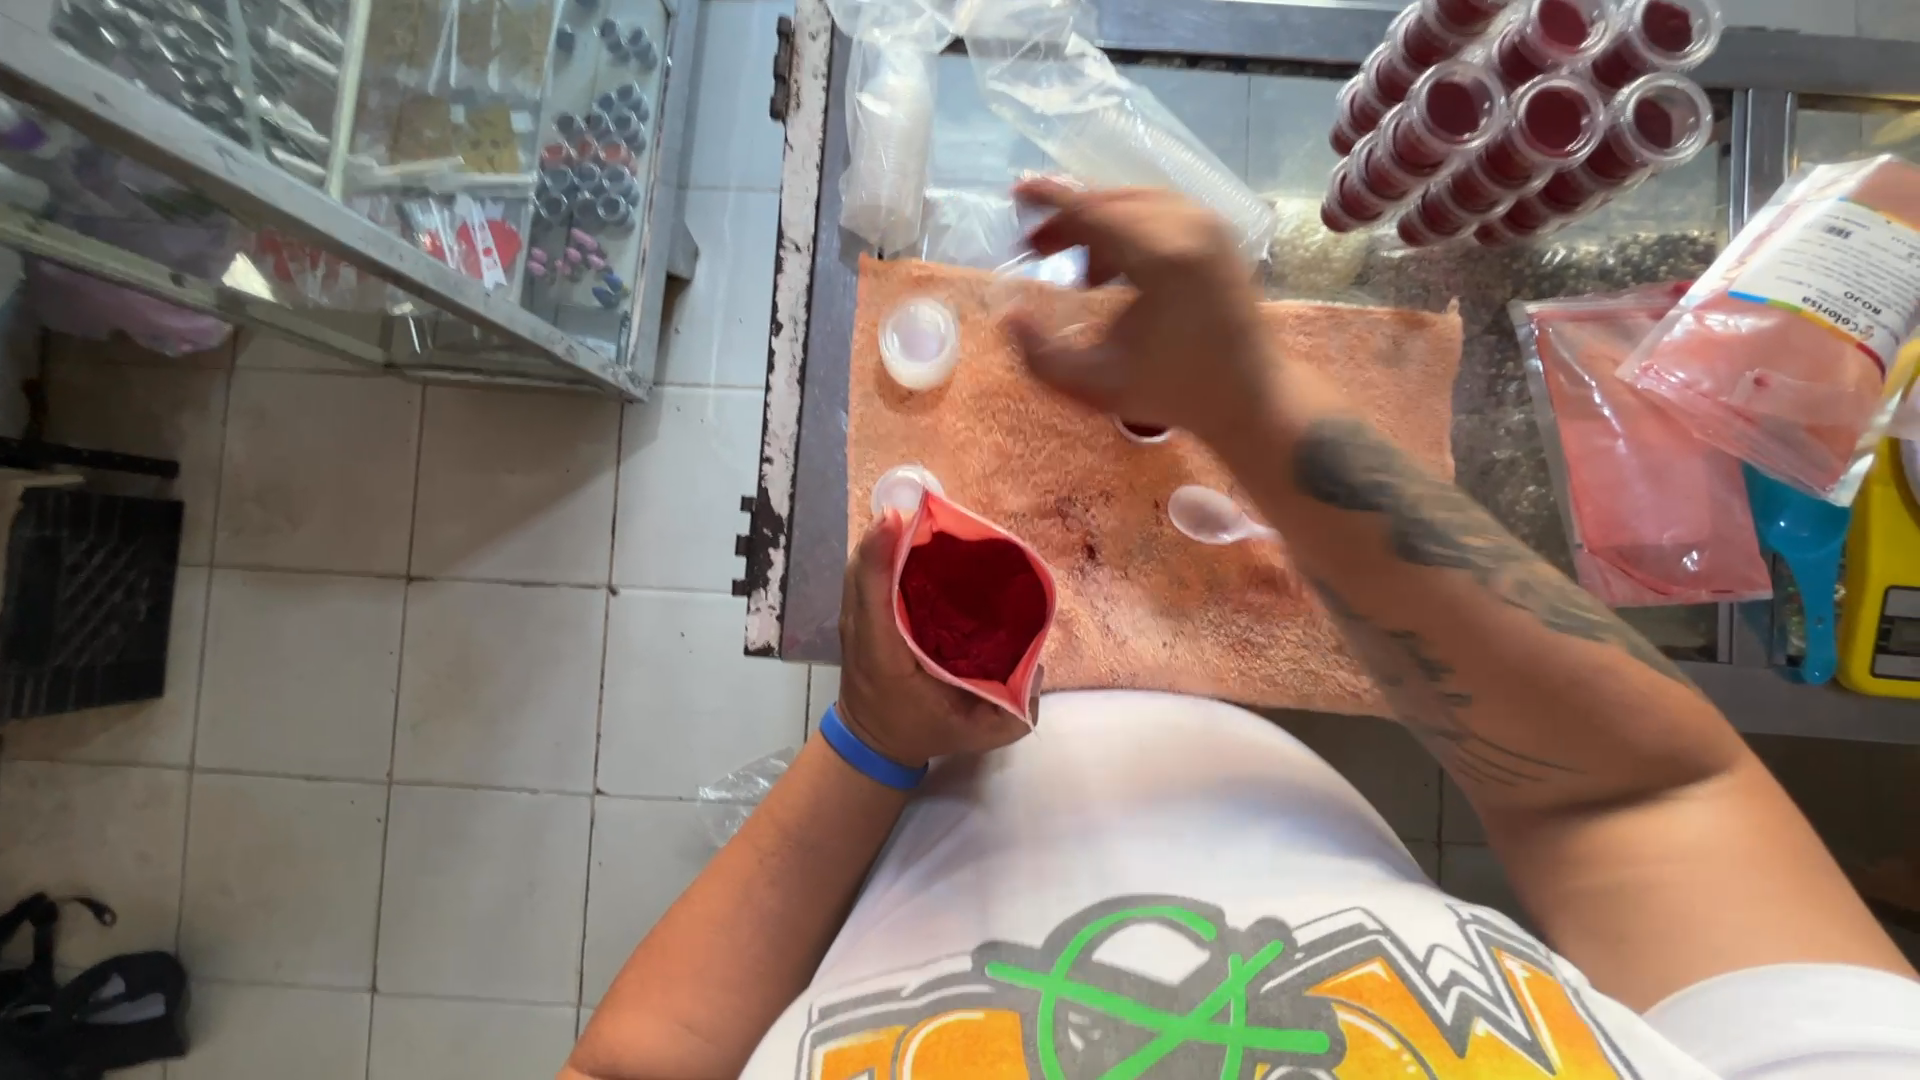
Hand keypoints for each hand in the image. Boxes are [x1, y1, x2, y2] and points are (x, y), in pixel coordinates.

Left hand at [837, 509, 1034, 769]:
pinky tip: (914, 537)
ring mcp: (857, 622)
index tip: (898, 518)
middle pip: (864, 572)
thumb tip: (1037, 665)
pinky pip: (868, 574)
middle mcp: (864, 633)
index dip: (880, 557)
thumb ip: (1013, 713)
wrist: (875, 742)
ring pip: (863, 568)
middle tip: (927, 506)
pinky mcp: (862, 615)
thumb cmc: (923, 732)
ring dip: (886, 537)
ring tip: (924, 514)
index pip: (874, 603)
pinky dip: (884, 550)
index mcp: (885, 660)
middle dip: (889, 534)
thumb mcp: (976, 735)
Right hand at [999, 178, 1280, 444]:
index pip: (1093, 210)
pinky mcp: (1219, 235)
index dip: (1049, 201)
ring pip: (1136, 202)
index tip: (1016, 196)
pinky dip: (1128, 229)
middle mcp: (1190, 226)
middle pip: (1112, 201)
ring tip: (1075, 270)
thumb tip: (1009, 315)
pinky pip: (1161, 211)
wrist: (1249, 397)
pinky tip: (1112, 269)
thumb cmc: (1172, 393)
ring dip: (1098, 226)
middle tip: (1035, 248)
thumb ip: (1041, 356)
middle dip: (1068, 219)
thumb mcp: (1095, 386)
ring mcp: (1210, 226)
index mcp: (1162, 256)